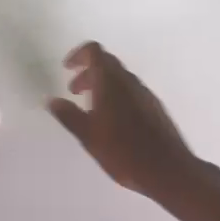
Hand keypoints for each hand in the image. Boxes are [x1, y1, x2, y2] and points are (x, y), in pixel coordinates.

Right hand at [47, 42, 205, 203]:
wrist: (167, 169)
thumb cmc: (123, 151)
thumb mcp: (89, 136)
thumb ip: (69, 116)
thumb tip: (52, 100)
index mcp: (110, 81)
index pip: (94, 51)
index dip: (79, 55)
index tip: (67, 68)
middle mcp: (128, 81)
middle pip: (106, 62)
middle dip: (88, 72)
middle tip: (75, 90)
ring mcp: (144, 93)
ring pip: (119, 77)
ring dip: (103, 85)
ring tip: (92, 109)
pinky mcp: (154, 107)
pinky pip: (131, 91)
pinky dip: (117, 95)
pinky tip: (114, 121)